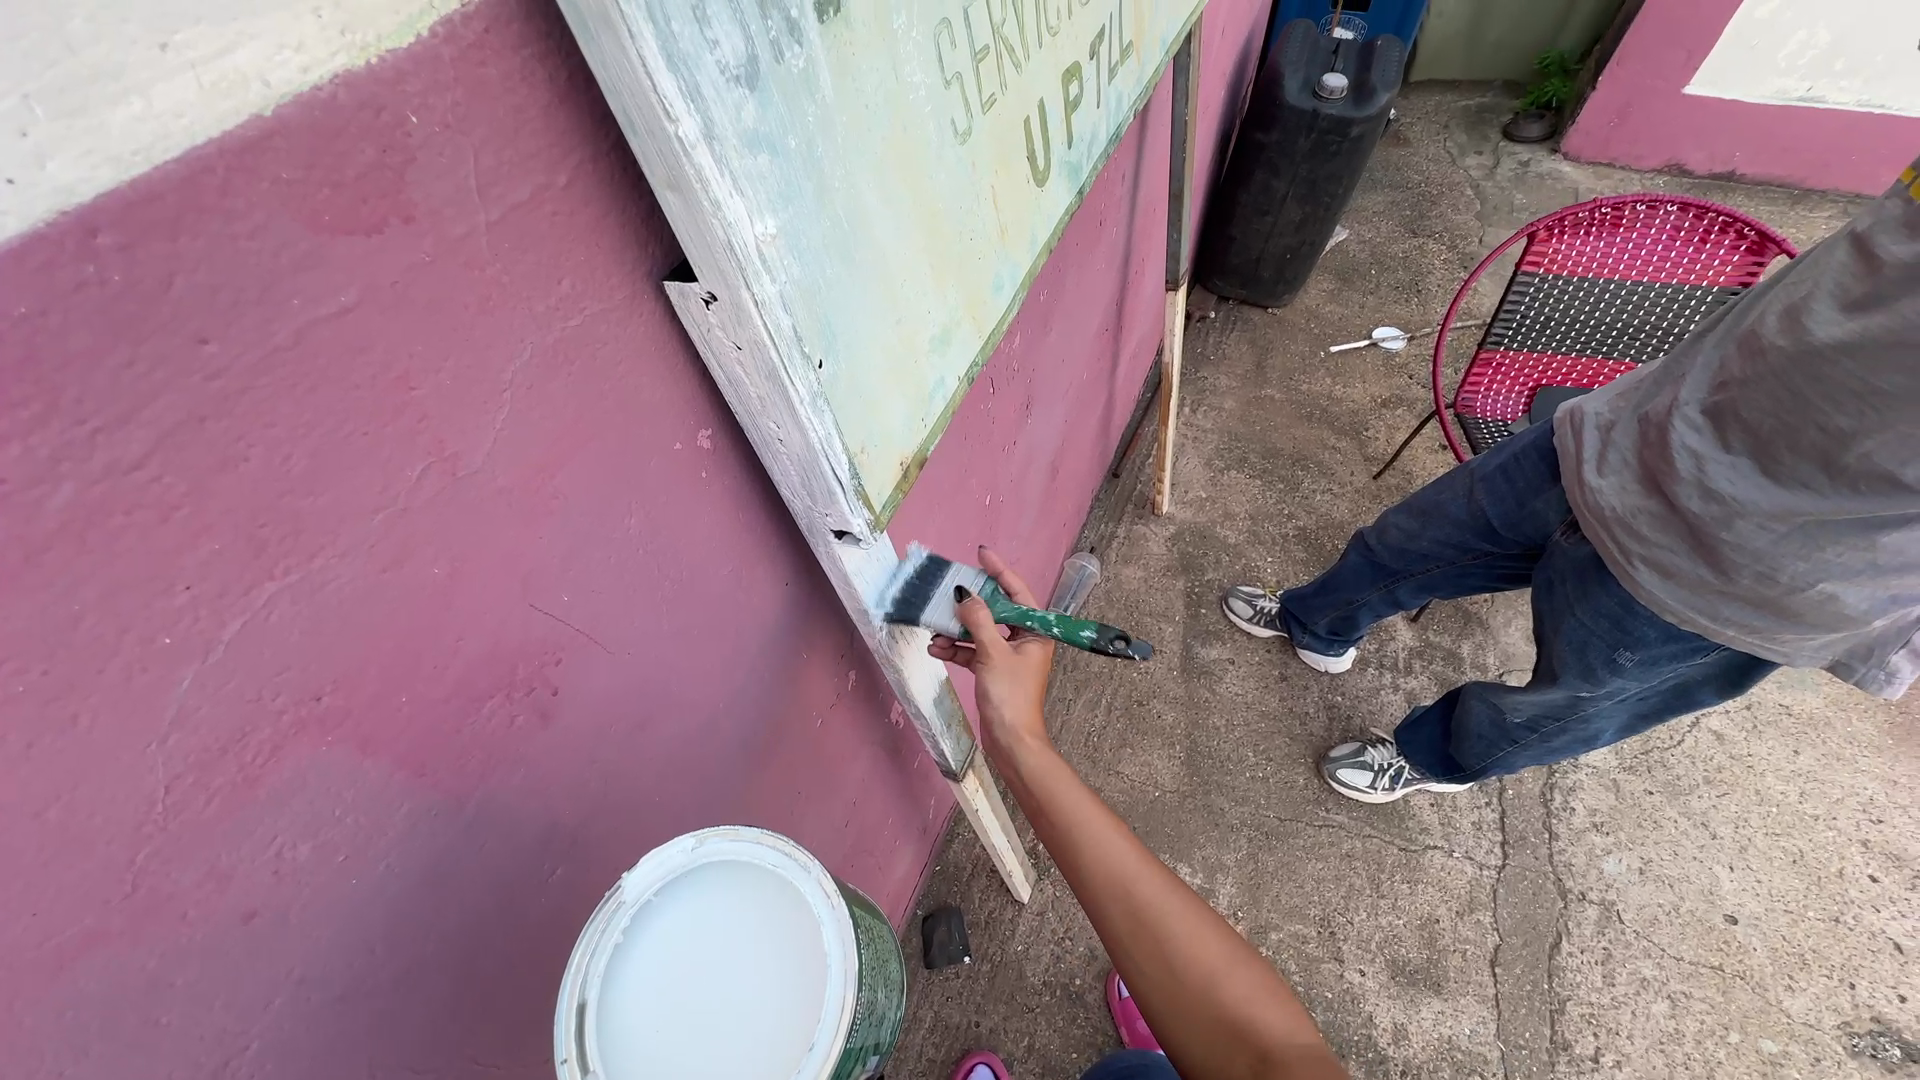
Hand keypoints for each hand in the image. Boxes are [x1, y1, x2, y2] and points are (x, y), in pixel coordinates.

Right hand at [927, 546, 1056, 757]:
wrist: (1011, 742)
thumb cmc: (1010, 696)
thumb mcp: (993, 654)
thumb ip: (979, 621)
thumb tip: (966, 595)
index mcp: (1035, 632)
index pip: (1017, 592)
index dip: (999, 571)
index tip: (981, 553)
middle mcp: (1024, 640)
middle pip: (995, 611)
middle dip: (970, 605)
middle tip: (949, 591)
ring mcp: (1008, 656)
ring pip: (980, 632)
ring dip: (957, 631)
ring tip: (935, 630)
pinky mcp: (993, 672)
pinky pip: (973, 652)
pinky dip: (956, 650)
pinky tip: (937, 649)